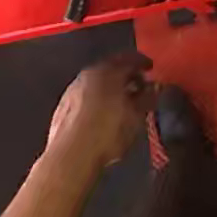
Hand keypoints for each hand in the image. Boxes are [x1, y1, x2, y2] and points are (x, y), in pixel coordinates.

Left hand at [44, 52, 154, 175]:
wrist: (69, 157)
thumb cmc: (108, 133)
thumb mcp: (136, 117)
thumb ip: (148, 97)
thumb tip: (153, 87)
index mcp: (110, 71)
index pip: (131, 59)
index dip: (143, 63)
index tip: (151, 68)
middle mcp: (90, 73)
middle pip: (112, 67)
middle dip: (126, 74)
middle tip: (138, 84)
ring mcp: (74, 88)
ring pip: (98, 80)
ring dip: (111, 86)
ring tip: (121, 100)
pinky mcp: (63, 104)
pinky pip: (86, 93)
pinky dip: (97, 96)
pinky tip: (101, 112)